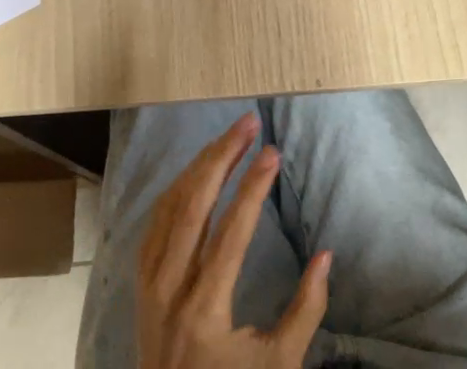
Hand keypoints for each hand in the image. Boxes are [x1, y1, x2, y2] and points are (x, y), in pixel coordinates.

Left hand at [136, 113, 329, 368]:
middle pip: (191, 206)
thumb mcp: (278, 363)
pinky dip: (177, 189)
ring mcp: (147, 283)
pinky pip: (155, 222)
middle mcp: (169, 289)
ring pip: (168, 207)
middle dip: (220, 157)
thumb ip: (305, 310)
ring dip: (198, 166)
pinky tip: (197, 172)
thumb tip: (326, 255)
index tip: (271, 153)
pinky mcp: (139, 282)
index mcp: (204, 311)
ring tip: (228, 137)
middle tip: (246, 122)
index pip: (230, 233)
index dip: (252, 188)